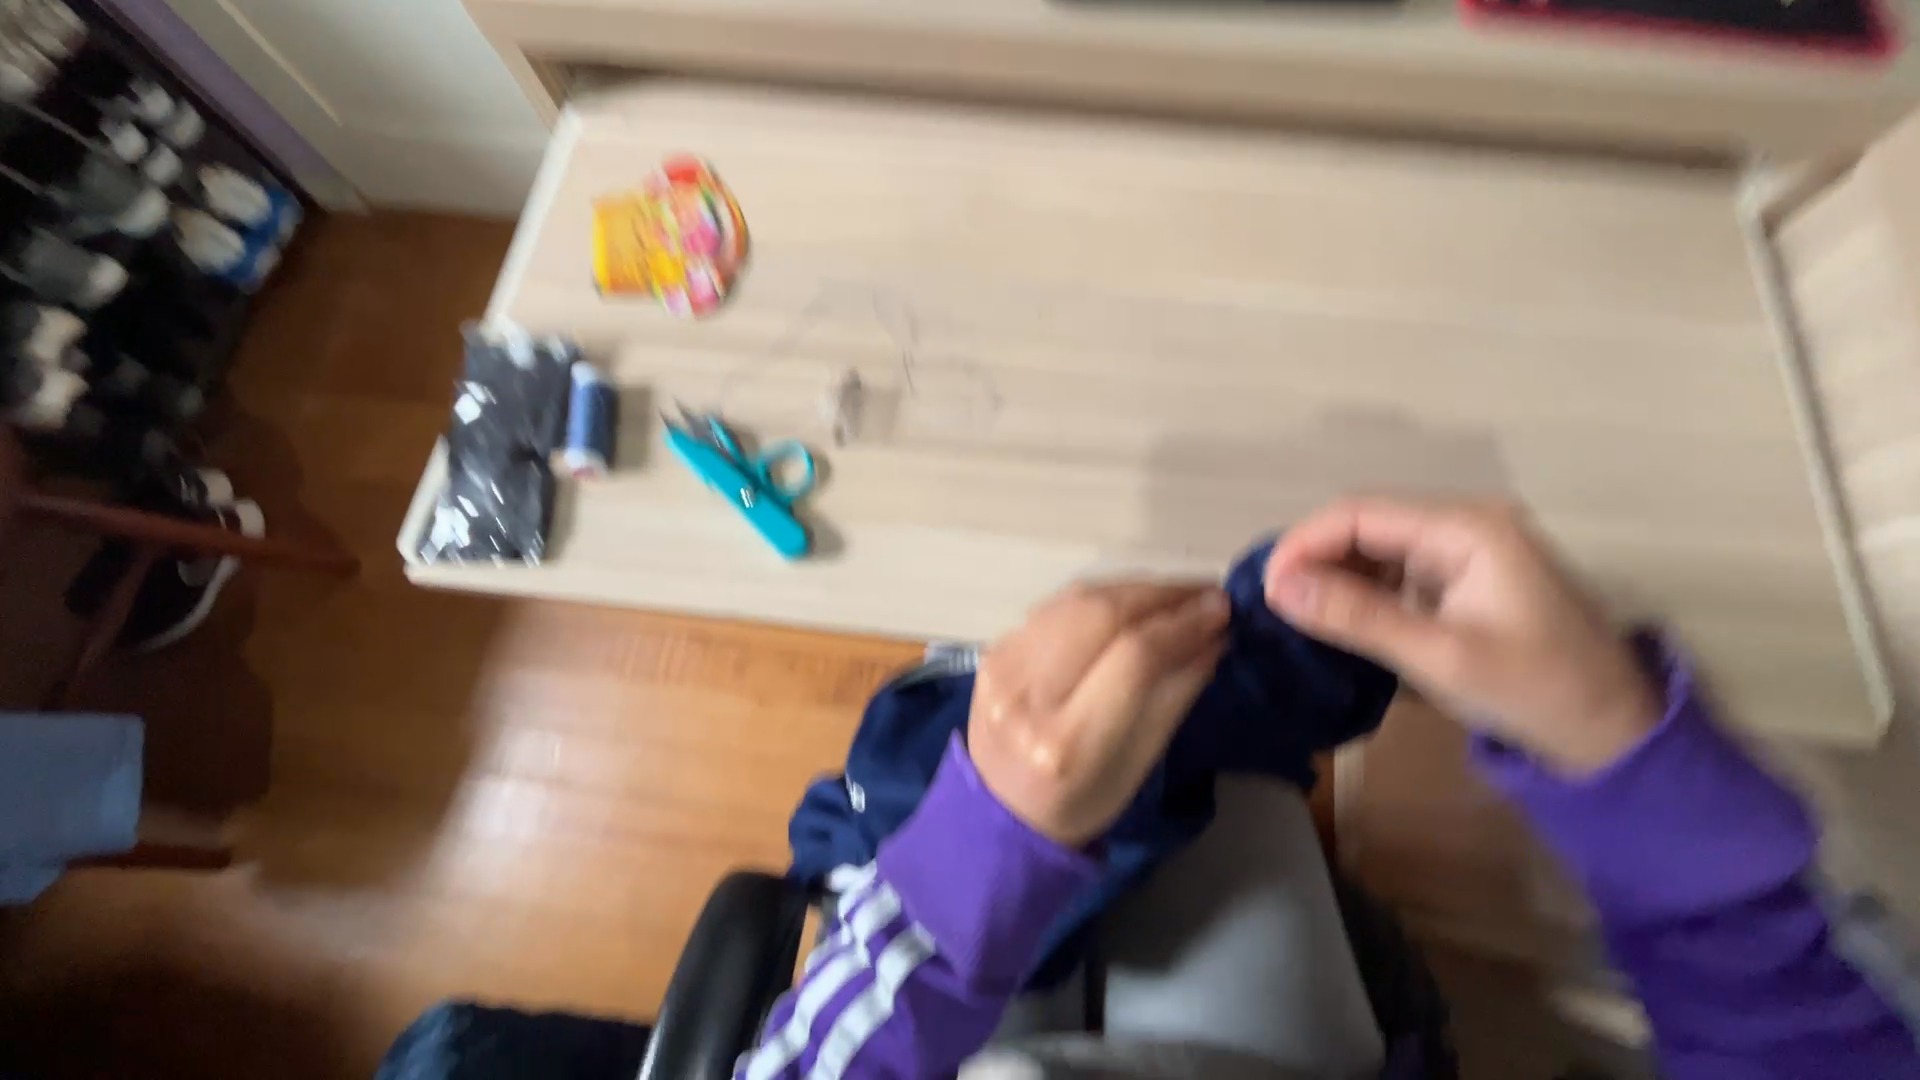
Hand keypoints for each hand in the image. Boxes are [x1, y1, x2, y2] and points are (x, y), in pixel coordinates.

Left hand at [969, 581, 1230, 845]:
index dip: (1182, 625)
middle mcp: (1026, 696)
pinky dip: (1099, 598)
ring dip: (1133, 588)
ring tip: (1174, 595)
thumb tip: (1214, 632)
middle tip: (1204, 594)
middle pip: (1101, 615)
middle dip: (1162, 595)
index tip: (1222, 609)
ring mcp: (1000, 666)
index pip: (1133, 658)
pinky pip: (1054, 607)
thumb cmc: (1082, 798)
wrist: (1002, 808)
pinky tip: (1128, 602)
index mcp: (1067, 742)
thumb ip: (1176, 692)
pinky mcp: (991, 648)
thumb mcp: (1140, 762)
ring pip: (1076, 600)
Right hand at [1264, 498, 1660, 773]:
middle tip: (1278, 603)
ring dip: (1333, 571)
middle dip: (1314, 556)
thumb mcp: (1438, 656)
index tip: (1266, 588)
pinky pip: (1393, 565)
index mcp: (1468, 527)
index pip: (1360, 512)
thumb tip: (1276, 586)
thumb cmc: (1534, 692)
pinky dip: (1359, 586)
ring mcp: (1465, 546)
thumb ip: (1356, 616)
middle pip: (1364, 521)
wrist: (1613, 733)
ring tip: (1301, 611)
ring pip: (1374, 542)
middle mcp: (1465, 521)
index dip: (1304, 542)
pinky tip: (1340, 613)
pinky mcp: (1462, 572)